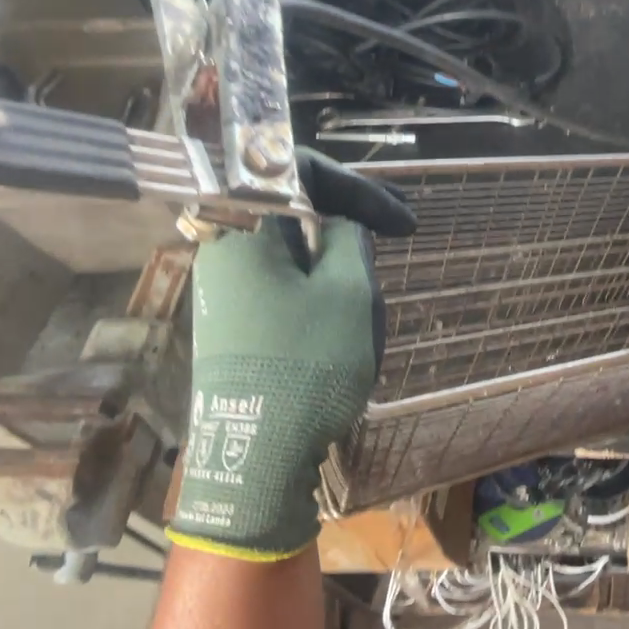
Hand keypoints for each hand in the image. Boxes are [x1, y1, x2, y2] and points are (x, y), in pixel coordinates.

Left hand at [167, 150, 415, 560]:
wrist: (256, 454)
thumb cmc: (308, 361)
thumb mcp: (349, 290)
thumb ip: (350, 238)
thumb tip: (339, 224)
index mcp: (241, 230)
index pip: (300, 174)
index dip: (360, 188)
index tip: (406, 222)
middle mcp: (221, 253)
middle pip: (295, 215)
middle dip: (350, 226)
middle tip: (400, 232)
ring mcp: (223, 292)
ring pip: (293, 256)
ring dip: (337, 265)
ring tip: (371, 299)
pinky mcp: (231, 325)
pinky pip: (281, 287)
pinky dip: (318, 291)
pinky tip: (344, 323)